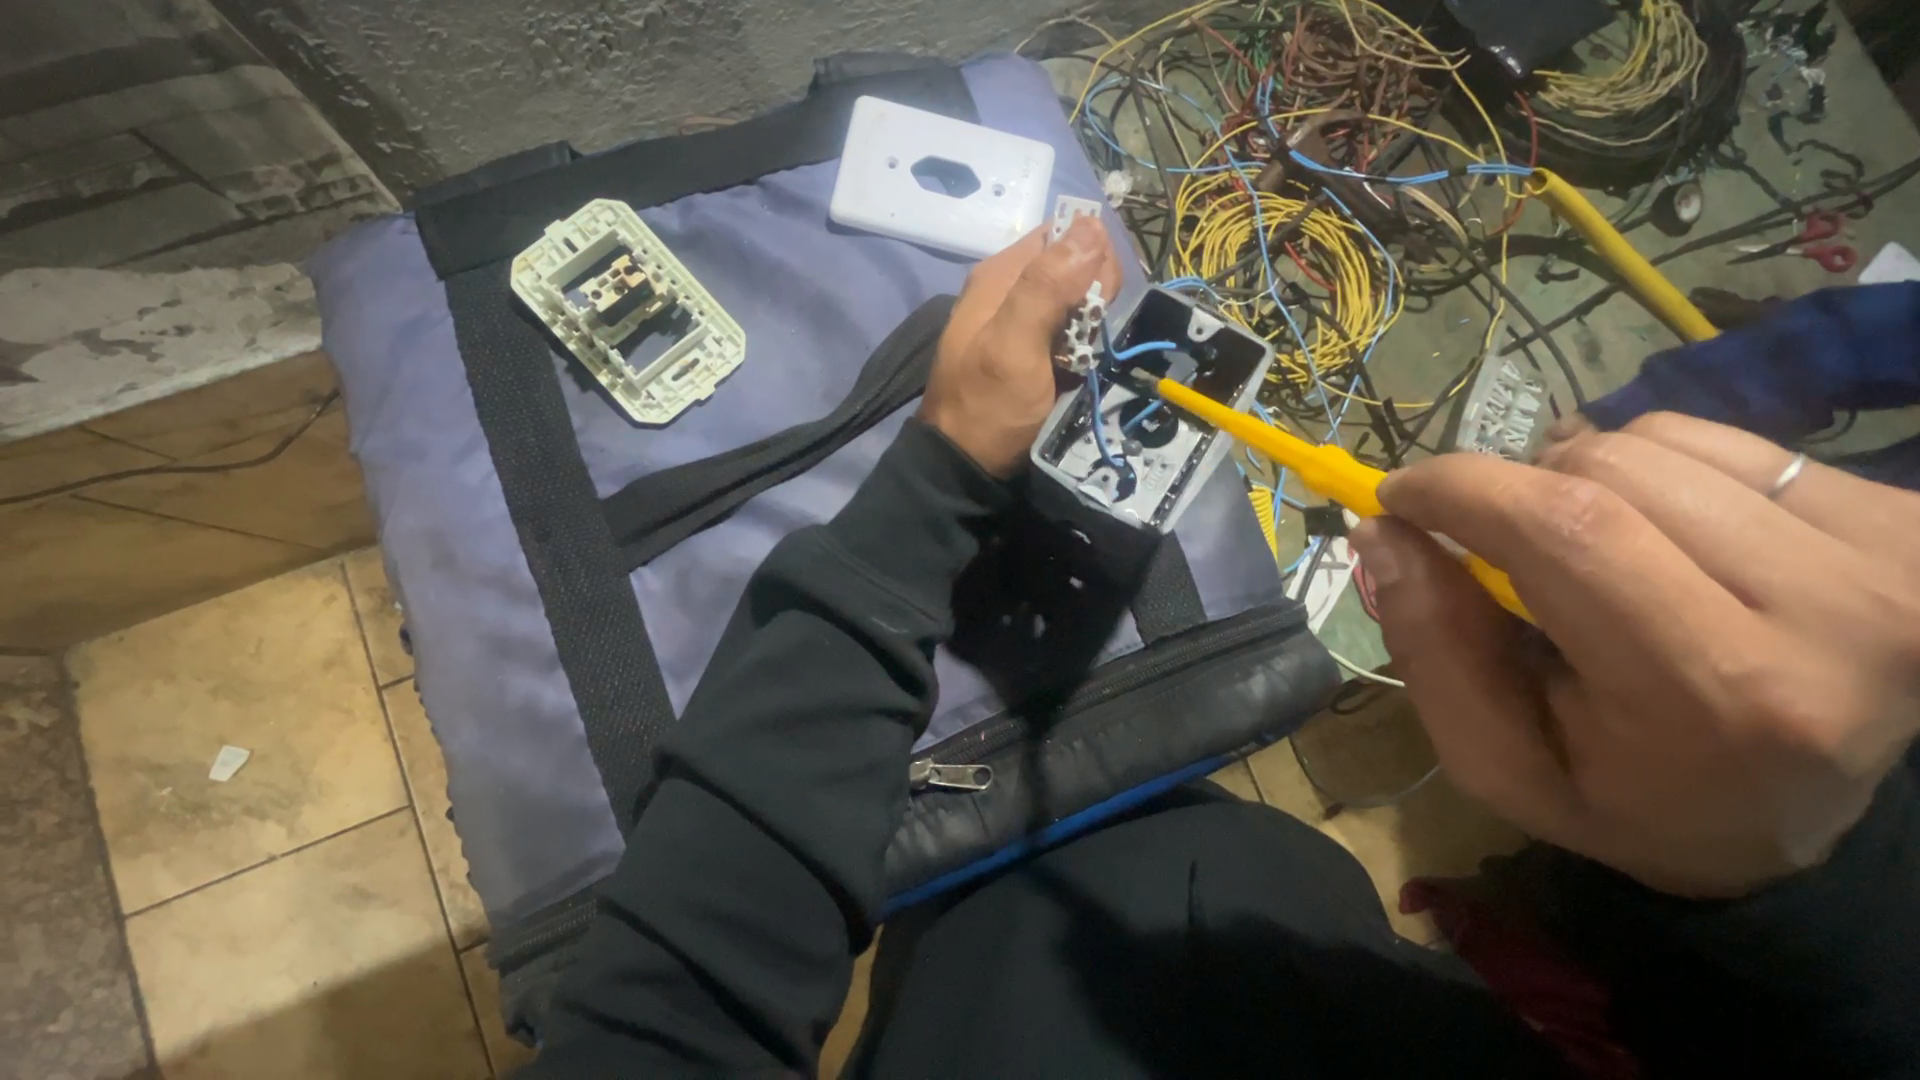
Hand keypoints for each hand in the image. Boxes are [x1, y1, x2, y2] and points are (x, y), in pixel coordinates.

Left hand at [918, 216, 1121, 476]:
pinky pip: (1069, 335)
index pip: (1064, 235)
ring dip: (1090, 327)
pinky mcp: (1032, 354)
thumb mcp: (1013, 345)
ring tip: (1078, 360)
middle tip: (1084, 339)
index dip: (1092, 258)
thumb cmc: (989, 406)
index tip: (1098, 299)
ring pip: (1076, 304)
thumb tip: (1090, 225)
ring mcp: (1021, 325)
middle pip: (1074, 268)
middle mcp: (1010, 291)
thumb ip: (1046, 287)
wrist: (967, 467)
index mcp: (999, 276)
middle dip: (1094, 298)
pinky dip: (1080, 349)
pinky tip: (1076, 370)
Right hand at [1348, 412, 1919, 897]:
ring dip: (1573, 475)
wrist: (1783, 821)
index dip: (1462, 490)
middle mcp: (1834, 612)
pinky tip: (1645, 529)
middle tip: (1479, 534)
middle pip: (1608, 470)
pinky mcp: (1905, 521)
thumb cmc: (1618, 798)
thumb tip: (1380, 530)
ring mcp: (1889, 556)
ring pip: (1657, 441)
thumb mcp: (1493, 756)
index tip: (1396, 496)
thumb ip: (1430, 646)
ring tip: (1570, 542)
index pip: (1568, 532)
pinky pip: (1719, 439)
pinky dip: (1643, 465)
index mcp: (1715, 695)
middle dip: (1507, 486)